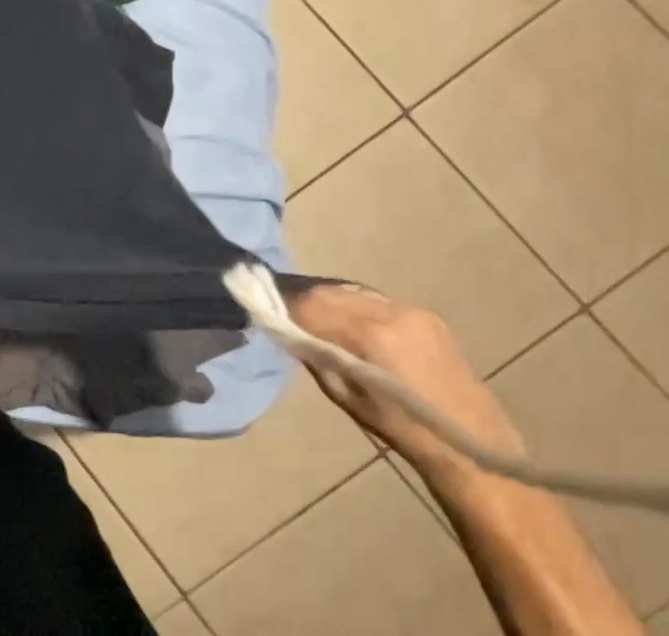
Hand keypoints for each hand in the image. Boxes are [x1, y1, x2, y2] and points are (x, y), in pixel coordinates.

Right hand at [288, 283, 522, 479]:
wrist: (472, 443)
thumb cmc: (400, 427)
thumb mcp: (342, 394)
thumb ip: (313, 354)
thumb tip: (285, 328)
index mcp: (368, 335)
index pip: (308, 304)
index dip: (281, 305)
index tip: (264, 310)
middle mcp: (391, 313)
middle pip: (328, 292)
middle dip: (303, 301)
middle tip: (286, 314)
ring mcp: (413, 311)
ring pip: (351, 291)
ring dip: (329, 301)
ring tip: (316, 318)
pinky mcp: (428, 316)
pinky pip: (376, 299)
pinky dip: (355, 305)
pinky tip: (351, 322)